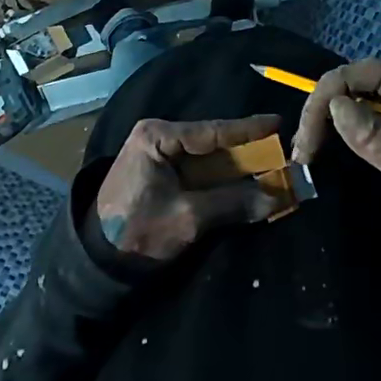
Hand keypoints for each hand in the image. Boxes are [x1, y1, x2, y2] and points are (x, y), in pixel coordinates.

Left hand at [95, 115, 285, 262]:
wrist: (98, 257)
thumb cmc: (138, 230)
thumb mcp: (188, 217)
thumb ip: (231, 203)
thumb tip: (275, 197)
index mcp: (157, 136)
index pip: (211, 131)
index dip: (247, 130)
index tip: (278, 122)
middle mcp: (157, 136)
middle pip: (211, 141)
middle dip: (246, 149)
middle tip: (282, 151)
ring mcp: (157, 152)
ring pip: (206, 156)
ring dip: (235, 166)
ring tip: (271, 165)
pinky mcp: (159, 171)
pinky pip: (197, 169)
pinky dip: (220, 177)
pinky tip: (244, 182)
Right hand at [293, 58, 380, 238]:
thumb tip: (338, 107)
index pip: (375, 72)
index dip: (336, 88)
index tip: (313, 124)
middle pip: (358, 79)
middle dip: (323, 105)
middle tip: (304, 145)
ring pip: (352, 92)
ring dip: (323, 115)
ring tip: (306, 148)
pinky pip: (357, 107)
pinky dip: (333, 123)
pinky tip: (319, 143)